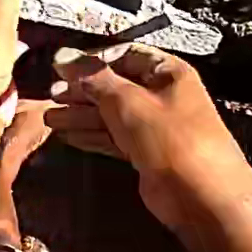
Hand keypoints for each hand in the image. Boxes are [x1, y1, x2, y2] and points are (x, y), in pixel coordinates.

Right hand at [44, 44, 251, 227]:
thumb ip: (92, 78)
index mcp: (167, 73)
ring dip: (81, 115)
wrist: (201, 196)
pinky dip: (91, 136)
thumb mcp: (127, 101)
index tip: (61, 69)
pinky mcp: (145, 154)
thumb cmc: (169, 138)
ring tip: (50, 118)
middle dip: (82, 91)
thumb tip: (62, 55)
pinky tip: (67, 136)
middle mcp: (161, 96)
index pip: (125, 55)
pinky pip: (113, 138)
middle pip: (115, 86)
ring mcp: (153, 127)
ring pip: (111, 115)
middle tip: (51, 96)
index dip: (92, 60)